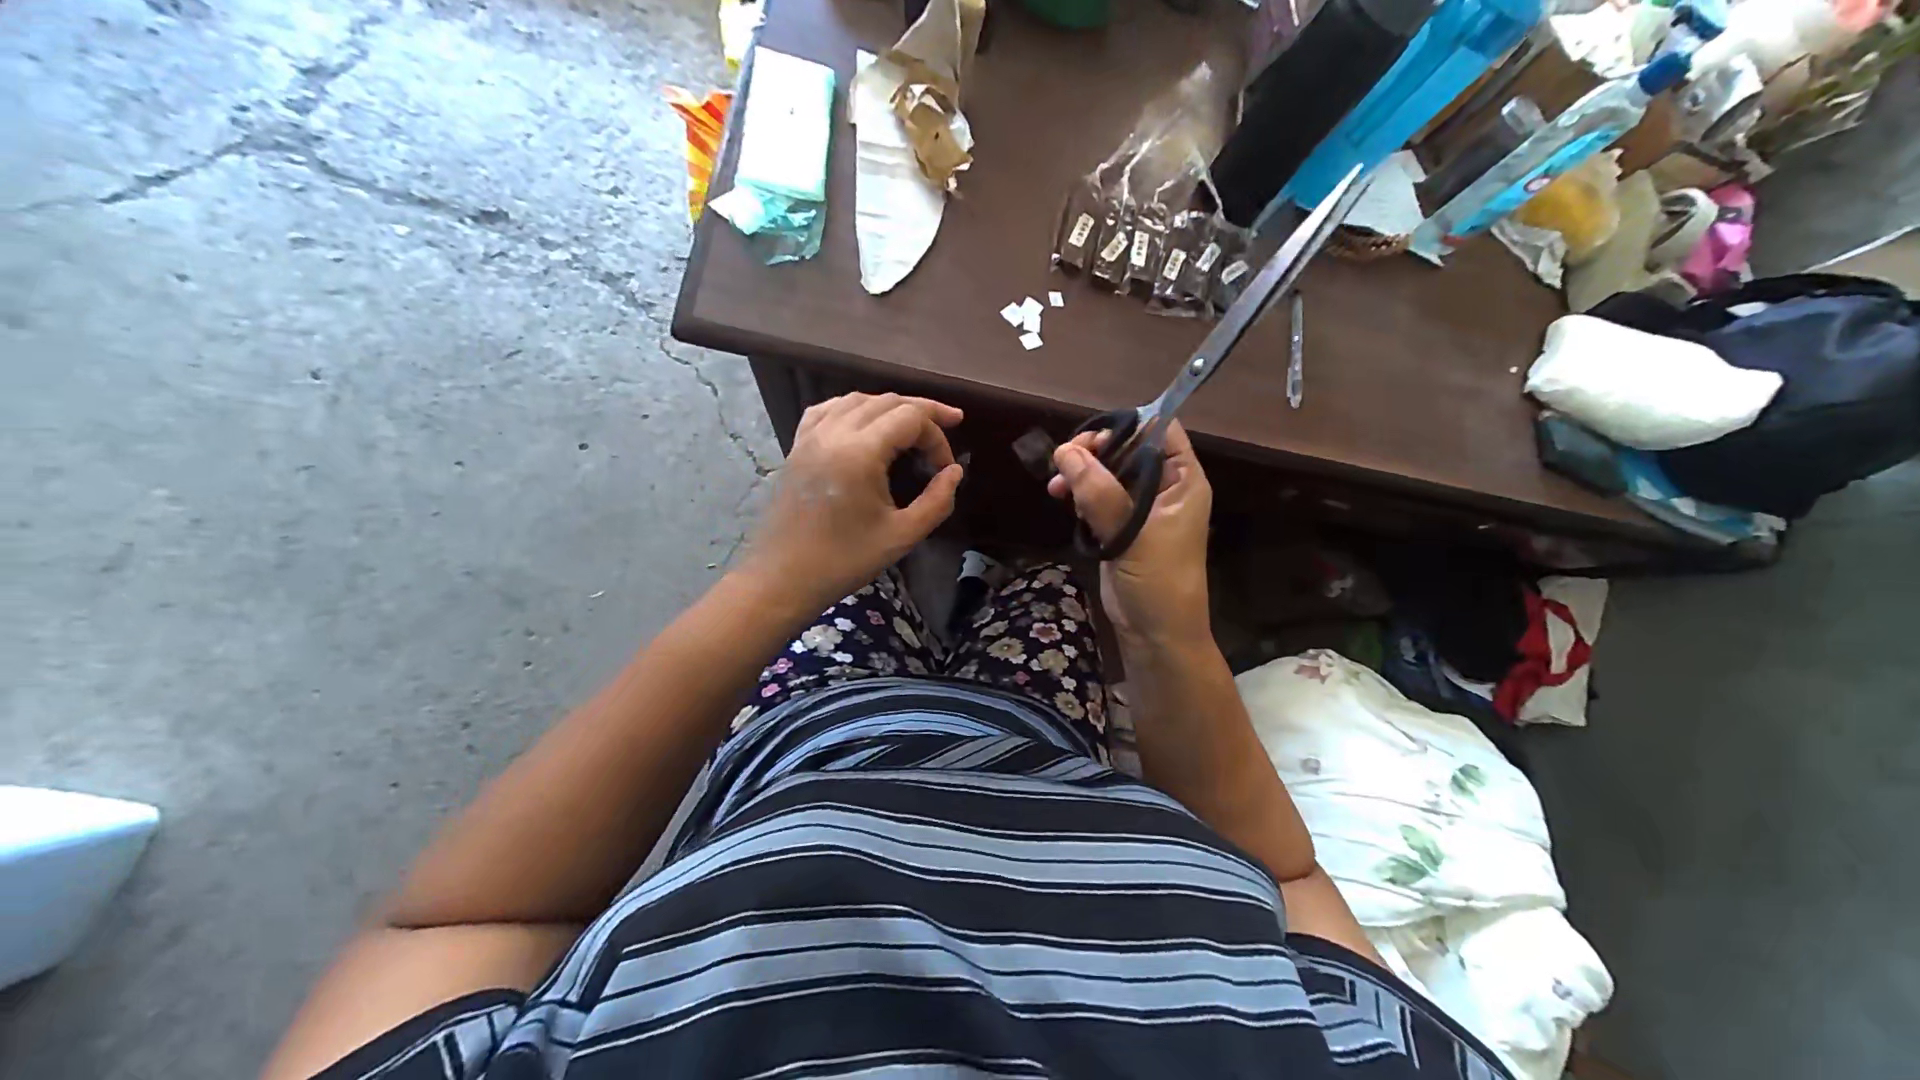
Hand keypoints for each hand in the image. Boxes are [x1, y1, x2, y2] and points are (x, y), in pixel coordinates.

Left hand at [740, 393, 963, 612]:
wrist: (783, 577)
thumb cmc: (844, 560)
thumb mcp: (902, 535)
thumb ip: (937, 501)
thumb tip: (955, 472)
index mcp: (860, 452)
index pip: (911, 418)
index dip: (937, 437)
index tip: (945, 469)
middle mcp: (834, 433)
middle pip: (887, 401)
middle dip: (922, 412)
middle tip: (951, 424)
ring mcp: (811, 436)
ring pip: (858, 400)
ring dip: (890, 407)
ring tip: (914, 424)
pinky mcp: (797, 447)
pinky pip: (828, 410)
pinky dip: (854, 408)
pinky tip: (865, 422)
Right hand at [1048, 422, 1211, 644]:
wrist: (1156, 634)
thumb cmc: (1158, 582)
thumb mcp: (1133, 534)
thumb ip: (1100, 493)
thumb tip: (1064, 452)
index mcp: (1182, 480)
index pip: (1160, 430)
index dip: (1127, 426)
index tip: (1091, 441)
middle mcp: (1163, 486)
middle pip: (1127, 447)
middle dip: (1094, 450)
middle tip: (1063, 463)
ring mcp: (1140, 506)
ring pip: (1107, 470)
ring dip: (1080, 473)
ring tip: (1056, 488)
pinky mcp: (1119, 525)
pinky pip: (1097, 495)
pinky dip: (1079, 493)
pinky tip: (1062, 500)